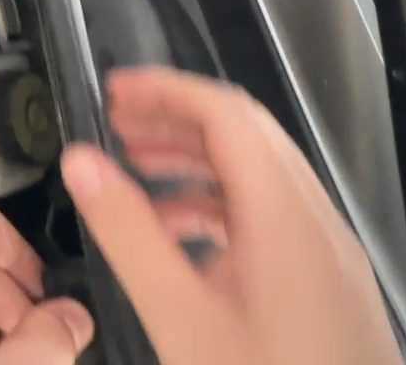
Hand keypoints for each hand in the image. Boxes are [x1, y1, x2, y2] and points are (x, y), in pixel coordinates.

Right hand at [61, 67, 399, 364]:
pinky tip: (170, 229)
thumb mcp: (180, 316)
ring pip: (255, 173)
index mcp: (286, 218)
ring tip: (131, 165)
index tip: (110, 91)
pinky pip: (265, 214)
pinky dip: (211, 199)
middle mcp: (316, 224)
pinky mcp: (325, 286)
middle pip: (244, 135)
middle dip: (172, 116)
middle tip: (112, 122)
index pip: (227, 115)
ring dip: (189, 155)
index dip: (165, 90)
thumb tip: (78, 158)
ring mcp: (326, 257)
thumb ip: (126, 230)